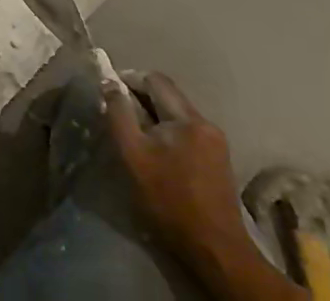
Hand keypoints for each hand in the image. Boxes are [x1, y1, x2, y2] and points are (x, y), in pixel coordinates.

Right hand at [103, 70, 250, 261]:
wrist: (215, 249)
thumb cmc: (169, 199)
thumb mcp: (133, 155)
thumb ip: (119, 114)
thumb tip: (109, 82)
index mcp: (188, 118)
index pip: (155, 79)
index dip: (130, 79)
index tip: (110, 92)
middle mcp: (206, 123)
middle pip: (168, 96)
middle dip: (141, 100)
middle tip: (118, 114)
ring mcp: (217, 143)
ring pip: (178, 115)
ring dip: (154, 118)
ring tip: (135, 135)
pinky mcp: (219, 161)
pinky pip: (188, 133)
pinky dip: (169, 133)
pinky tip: (158, 153)